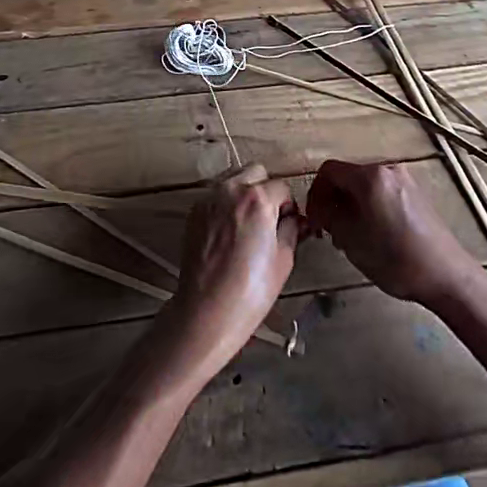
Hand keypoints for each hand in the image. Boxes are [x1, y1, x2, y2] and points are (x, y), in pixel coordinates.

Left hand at [157, 164, 299, 376]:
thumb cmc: (251, 290)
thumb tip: (293, 219)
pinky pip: (216, 197)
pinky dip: (226, 204)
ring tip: (248, 223)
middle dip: (266, 189)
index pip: (282, 187)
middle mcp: (230, 191)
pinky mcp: (193, 215)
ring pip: (233, 180)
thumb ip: (291, 228)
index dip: (289, 206)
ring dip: (244, 192)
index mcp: (258, 198)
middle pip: (256, 172)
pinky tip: (230, 231)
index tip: (289, 224)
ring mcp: (208, 201)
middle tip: (269, 218)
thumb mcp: (284, 258)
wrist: (206, 314)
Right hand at [305, 160, 480, 306]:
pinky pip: (382, 191)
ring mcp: (405, 179)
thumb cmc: (395, 258)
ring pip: (364, 185)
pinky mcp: (415, 193)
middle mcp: (388, 169)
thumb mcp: (351, 239)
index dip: (315, 193)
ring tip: (348, 236)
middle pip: (348, 175)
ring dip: (350, 205)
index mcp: (371, 176)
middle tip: (328, 231)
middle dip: (333, 200)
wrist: (443, 273)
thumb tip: (320, 207)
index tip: (313, 219)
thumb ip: (329, 216)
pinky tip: (370, 234)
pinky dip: (369, 206)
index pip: (329, 170)